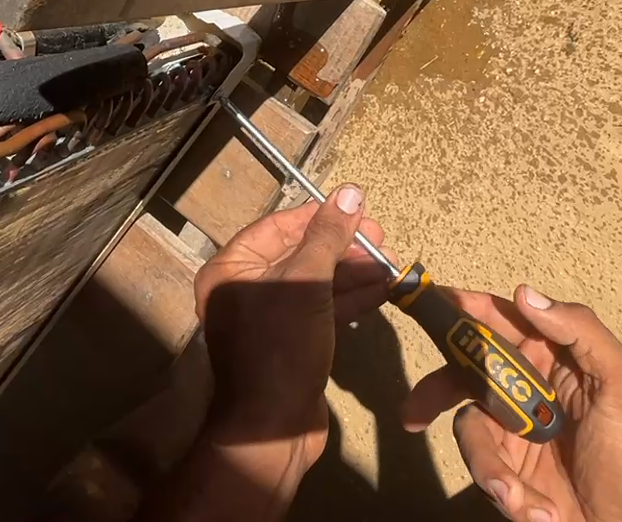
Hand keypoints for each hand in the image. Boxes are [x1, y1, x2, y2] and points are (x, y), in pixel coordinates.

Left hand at [192, 190, 388, 491]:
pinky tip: (382, 289)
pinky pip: (322, 310)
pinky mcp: (293, 344)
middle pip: (300, 253)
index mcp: (232, 268)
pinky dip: (350, 300)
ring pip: (316, 283)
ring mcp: (270, 319)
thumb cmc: (280, 346)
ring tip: (389, 263)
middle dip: (342, 246)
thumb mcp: (306, 282)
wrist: (273, 431)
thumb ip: (328, 236)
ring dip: (353, 272)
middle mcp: (246, 289)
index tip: (356, 207)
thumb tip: (351, 191)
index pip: (278, 226)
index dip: (318, 215)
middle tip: (381, 238)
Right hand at [401, 286, 621, 521]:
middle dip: (437, 387)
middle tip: (413, 409)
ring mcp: (510, 428)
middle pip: (466, 370)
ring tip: (512, 495)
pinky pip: (483, 467)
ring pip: (468, 424)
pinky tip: (537, 512)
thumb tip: (522, 293)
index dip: (467, 308)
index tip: (438, 303)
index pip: (501, 320)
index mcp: (550, 356)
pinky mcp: (505, 468)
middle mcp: (522, 386)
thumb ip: (581, 330)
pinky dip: (504, 489)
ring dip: (486, 462)